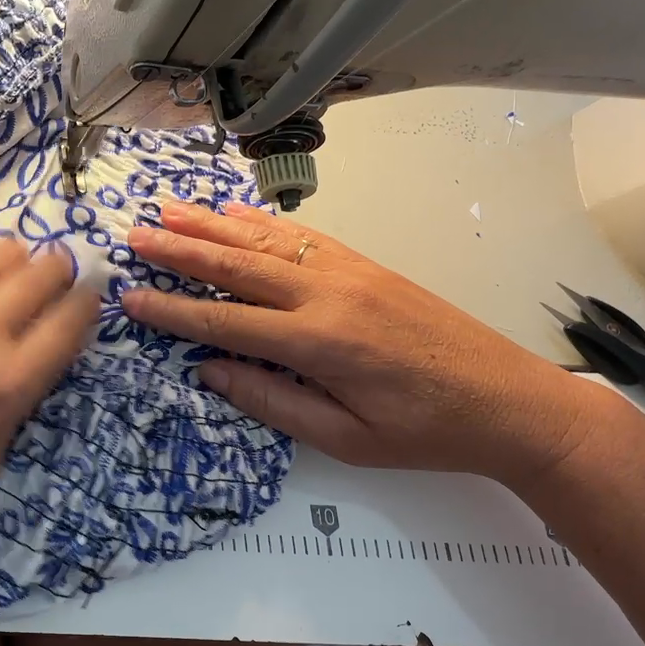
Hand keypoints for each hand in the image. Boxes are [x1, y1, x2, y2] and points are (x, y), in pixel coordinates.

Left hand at [0, 232, 97, 555]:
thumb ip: (14, 407)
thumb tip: (26, 361)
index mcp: (9, 384)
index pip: (68, 323)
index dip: (86, 302)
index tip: (87, 293)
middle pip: (37, 278)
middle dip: (56, 269)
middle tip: (55, 268)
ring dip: (13, 254)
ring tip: (13, 257)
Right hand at [121, 202, 609, 485]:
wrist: (514, 403)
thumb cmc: (426, 433)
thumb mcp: (346, 439)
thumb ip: (272, 401)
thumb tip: (208, 370)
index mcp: (319, 344)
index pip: (225, 322)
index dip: (173, 312)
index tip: (130, 299)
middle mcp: (326, 294)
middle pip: (236, 266)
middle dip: (179, 250)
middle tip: (133, 236)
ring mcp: (346, 272)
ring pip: (263, 240)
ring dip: (209, 223)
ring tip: (166, 209)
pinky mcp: (364, 263)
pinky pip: (301, 234)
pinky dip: (260, 219)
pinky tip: (230, 207)